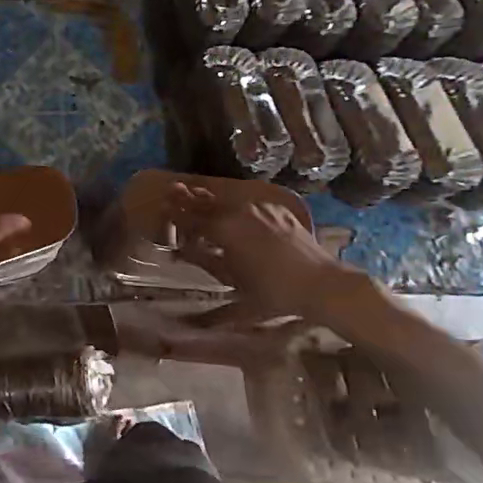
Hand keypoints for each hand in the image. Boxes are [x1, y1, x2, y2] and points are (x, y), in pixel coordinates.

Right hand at [169, 184, 373, 322]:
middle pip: (207, 202)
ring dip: (210, 199)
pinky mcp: (277, 210)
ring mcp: (260, 208)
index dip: (176, 213)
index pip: (193, 218)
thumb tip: (179, 253)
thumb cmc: (274, 293)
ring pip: (228, 200)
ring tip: (196, 193)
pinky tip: (231, 209)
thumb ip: (204, 265)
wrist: (321, 284)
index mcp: (225, 229)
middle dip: (188, 198)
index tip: (162, 206)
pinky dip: (233, 205)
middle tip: (171, 190)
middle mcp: (240, 212)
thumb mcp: (234, 285)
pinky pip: (247, 203)